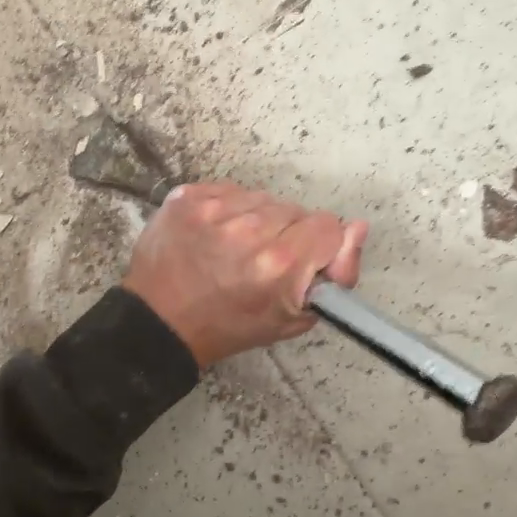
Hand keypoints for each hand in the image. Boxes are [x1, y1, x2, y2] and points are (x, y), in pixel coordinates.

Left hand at [121, 181, 368, 369]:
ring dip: (258, 219)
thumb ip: (334, 276)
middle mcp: (248, 229)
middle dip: (289, 233)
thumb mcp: (290, 317)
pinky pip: (228, 191)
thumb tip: (357, 228)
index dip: (323, 246)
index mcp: (279, 263)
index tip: (306, 262)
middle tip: (265, 259)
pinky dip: (228, 209)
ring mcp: (213, 209)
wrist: (159, 319)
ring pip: (261, 198)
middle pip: (294, 210)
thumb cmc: (226, 325)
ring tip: (237, 248)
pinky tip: (217, 234)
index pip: (329, 226)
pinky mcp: (187, 196)